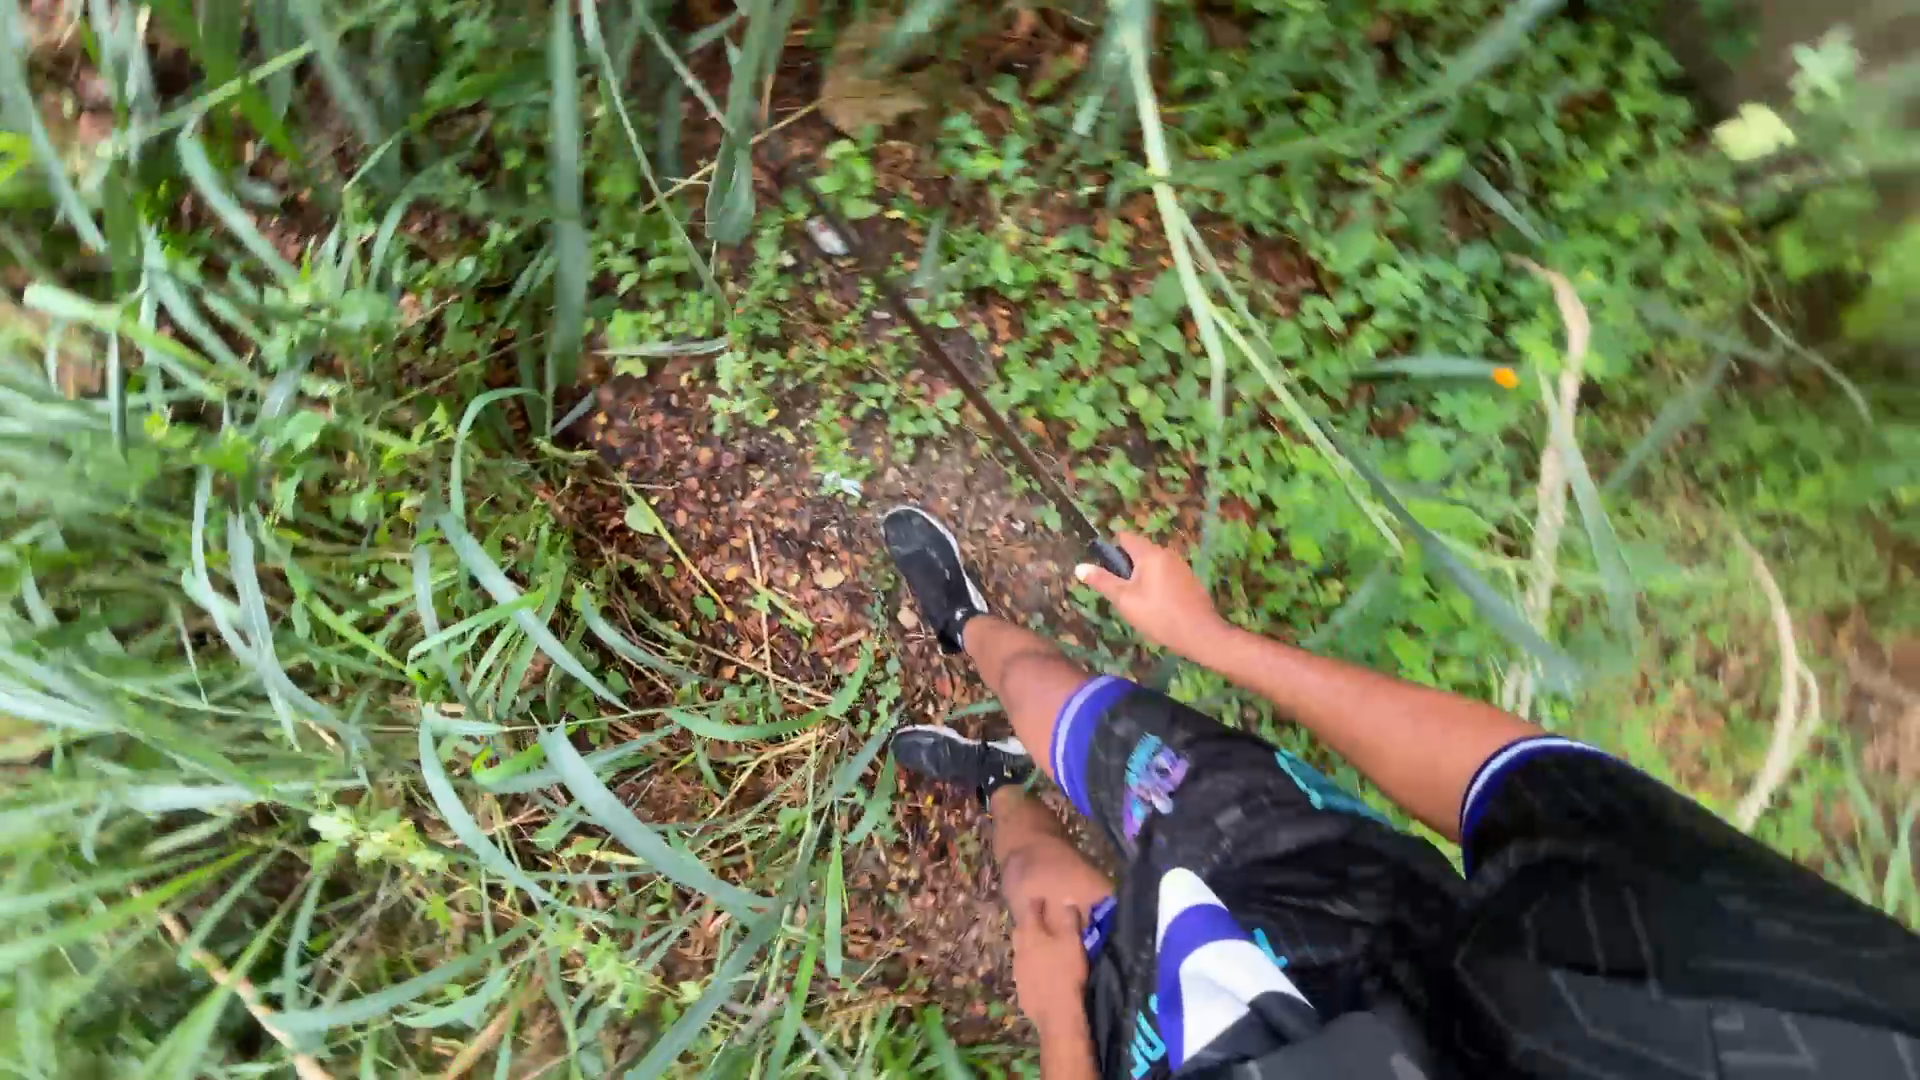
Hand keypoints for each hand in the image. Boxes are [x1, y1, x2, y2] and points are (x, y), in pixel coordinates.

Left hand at [1010, 897, 1089, 1035]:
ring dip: (1027, 948)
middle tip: (1038, 923)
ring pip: (1020, 952)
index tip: (1040, 898)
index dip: (1036, 903)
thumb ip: (1070, 918)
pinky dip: (1030, 969)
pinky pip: (1024, 973)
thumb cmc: (1066, 970)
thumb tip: (1066, 900)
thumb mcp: (1073, 941)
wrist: (1057, 1013)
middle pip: (1020, 931)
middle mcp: (1019, 949)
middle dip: (1028, 924)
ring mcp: (1018, 971)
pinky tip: (1038, 974)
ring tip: (1038, 949)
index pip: (1031, 911)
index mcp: (1031, 934)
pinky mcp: (1021, 991)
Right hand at [1074, 533, 1227, 659]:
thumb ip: (1102, 581)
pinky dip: (1156, 583)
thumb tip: (1079, 567)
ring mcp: (1181, 565)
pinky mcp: (1189, 579)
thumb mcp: (1125, 600)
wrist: (1201, 634)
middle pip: (1139, 550)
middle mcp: (1167, 553)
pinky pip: (1165, 573)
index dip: (1110, 549)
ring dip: (1141, 576)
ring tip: (1137, 602)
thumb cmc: (1158, 615)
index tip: (1105, 569)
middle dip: (1126, 567)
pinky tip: (1156, 606)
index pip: (1125, 537)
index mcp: (1150, 554)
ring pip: (1153, 564)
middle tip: (1120, 592)